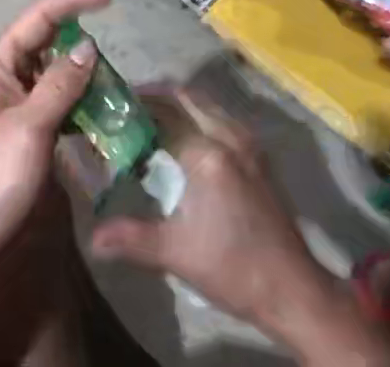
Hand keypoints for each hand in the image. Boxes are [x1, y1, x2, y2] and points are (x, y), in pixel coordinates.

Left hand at [0, 0, 110, 274]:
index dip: (72, 2)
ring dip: (83, 78)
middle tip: (118, 58)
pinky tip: (100, 116)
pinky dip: (78, 105)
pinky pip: (55, 103)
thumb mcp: (30, 127)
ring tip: (116, 89)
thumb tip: (86, 45)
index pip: (38, 19)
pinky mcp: (23, 128)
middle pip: (47, 44)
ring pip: (54, 76)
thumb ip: (59, 85)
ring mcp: (12, 102)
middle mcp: (3, 75)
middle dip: (80, 43)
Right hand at [89, 89, 336, 336]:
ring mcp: (247, 144)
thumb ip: (130, 237)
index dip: (129, 107)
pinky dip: (194, 113)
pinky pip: (218, 116)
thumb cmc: (234, 270)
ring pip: (203, 103)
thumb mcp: (176, 254)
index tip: (105, 108)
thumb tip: (91, 237)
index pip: (159, 112)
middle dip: (151, 94)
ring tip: (145, 117)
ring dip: (174, 102)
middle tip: (122, 107)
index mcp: (206, 154)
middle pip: (183, 96)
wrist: (297, 294)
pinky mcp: (258, 155)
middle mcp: (228, 138)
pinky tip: (180, 135)